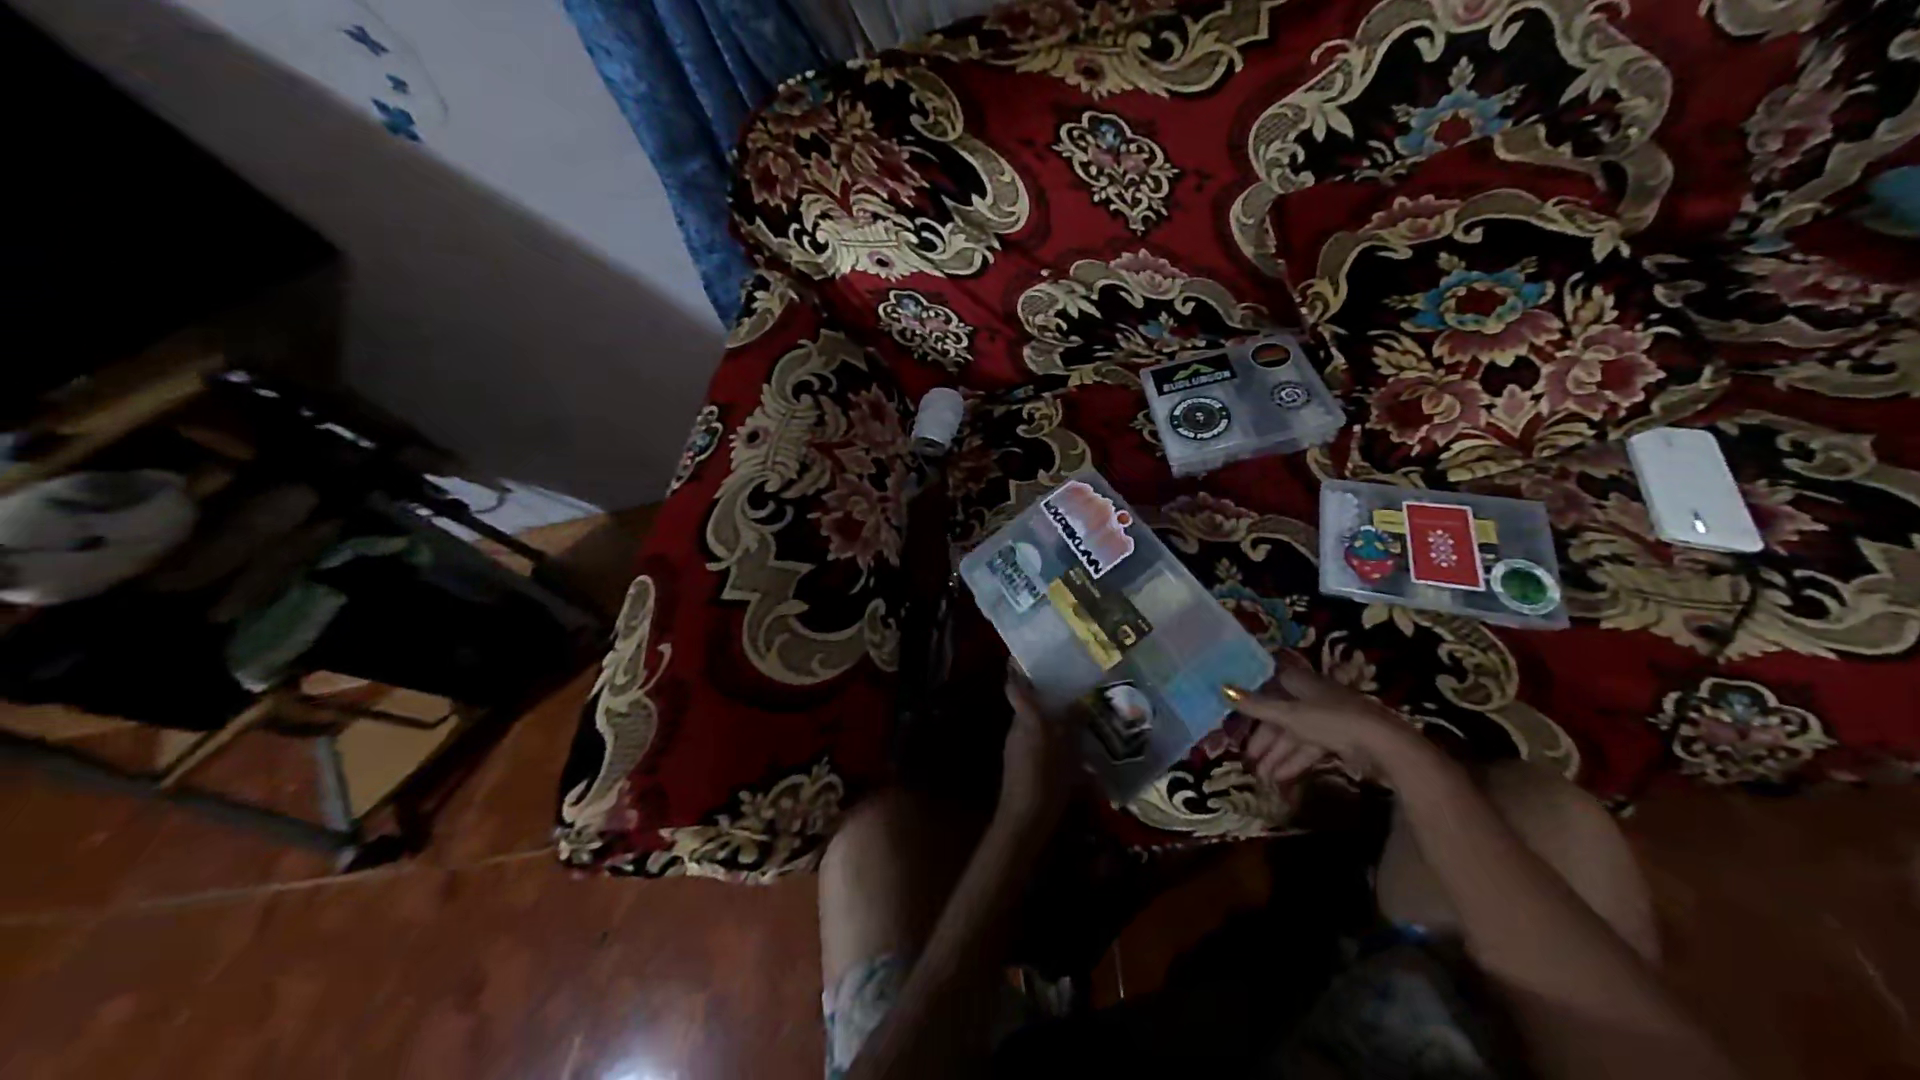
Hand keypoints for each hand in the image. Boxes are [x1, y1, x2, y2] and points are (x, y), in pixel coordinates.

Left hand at [996, 664, 1079, 828]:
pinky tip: (1071, 749)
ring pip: (1033, 724)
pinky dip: (1050, 740)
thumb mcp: (1067, 750)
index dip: (1017, 670)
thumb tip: (1079, 703)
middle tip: (1071, 689)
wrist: (1024, 819)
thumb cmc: (1046, 779)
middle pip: (1027, 705)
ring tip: (1077, 718)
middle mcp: (1017, 728)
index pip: (1015, 686)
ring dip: (1050, 720)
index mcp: (1027, 719)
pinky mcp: (1019, 764)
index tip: (1028, 656)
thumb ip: (1071, 724)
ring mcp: (1015, 747)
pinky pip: (1036, 742)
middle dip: (1045, 697)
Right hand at [1227, 651, 1426, 786]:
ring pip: (1294, 734)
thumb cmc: (1331, 720)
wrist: (1383, 745)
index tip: (1234, 718)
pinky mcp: (1339, 738)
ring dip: (1277, 755)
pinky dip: (1295, 761)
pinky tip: (1281, 778)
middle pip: (1280, 714)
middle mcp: (1311, 696)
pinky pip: (1309, 747)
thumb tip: (1221, 688)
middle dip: (1264, 738)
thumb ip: (1255, 705)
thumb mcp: (1288, 714)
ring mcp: (1327, 718)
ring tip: (1261, 776)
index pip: (1268, 686)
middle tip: (1247, 758)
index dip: (1250, 701)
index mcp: (1299, 682)